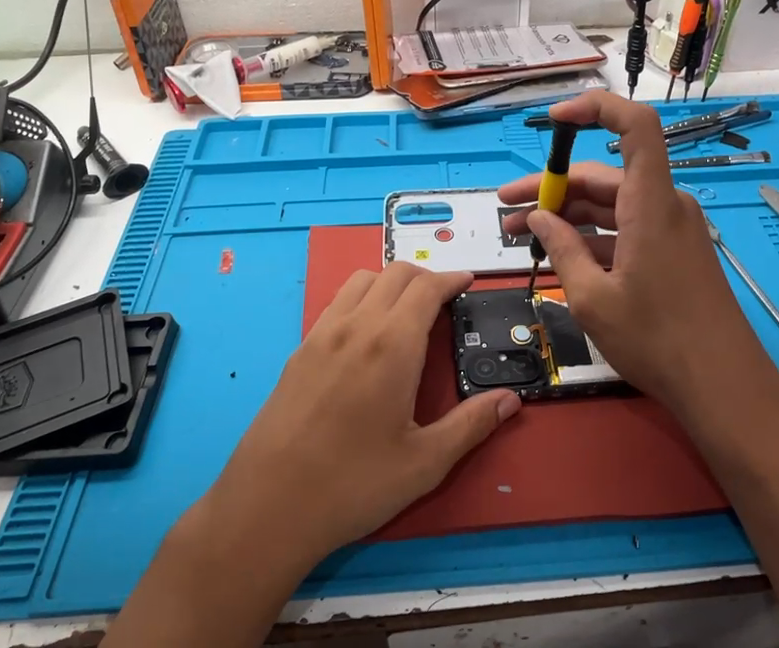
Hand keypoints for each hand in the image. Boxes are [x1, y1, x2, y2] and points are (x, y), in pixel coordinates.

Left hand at [202, 262, 521, 567]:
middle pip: (393, 274)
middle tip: (444, 298)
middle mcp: (355, 327)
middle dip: (425, 277)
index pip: (426, 288)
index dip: (452, 279)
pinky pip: (336, 304)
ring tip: (406, 310)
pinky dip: (361, 299)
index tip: (468, 282)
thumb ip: (470, 425)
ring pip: (360, 281)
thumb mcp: (424, 463)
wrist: (268, 505)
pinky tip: (366, 335)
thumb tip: (510, 400)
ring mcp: (321, 336)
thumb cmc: (354, 485)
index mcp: (391, 345)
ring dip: (389, 282)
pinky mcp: (298, 352)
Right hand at [499, 92, 769, 413]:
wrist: (722, 386)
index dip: (595, 109)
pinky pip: (627, 228)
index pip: (635, 126)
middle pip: (604, 176)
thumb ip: (561, 248)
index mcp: (651, 203)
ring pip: (612, 204)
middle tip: (506, 208)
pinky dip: (592, 235)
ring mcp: (672, 229)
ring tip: (519, 234)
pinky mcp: (674, 251)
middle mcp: (665, 205)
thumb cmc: (656, 340)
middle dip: (552, 188)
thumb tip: (538, 217)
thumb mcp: (592, 298)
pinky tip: (559, 253)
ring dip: (567, 215)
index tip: (552, 121)